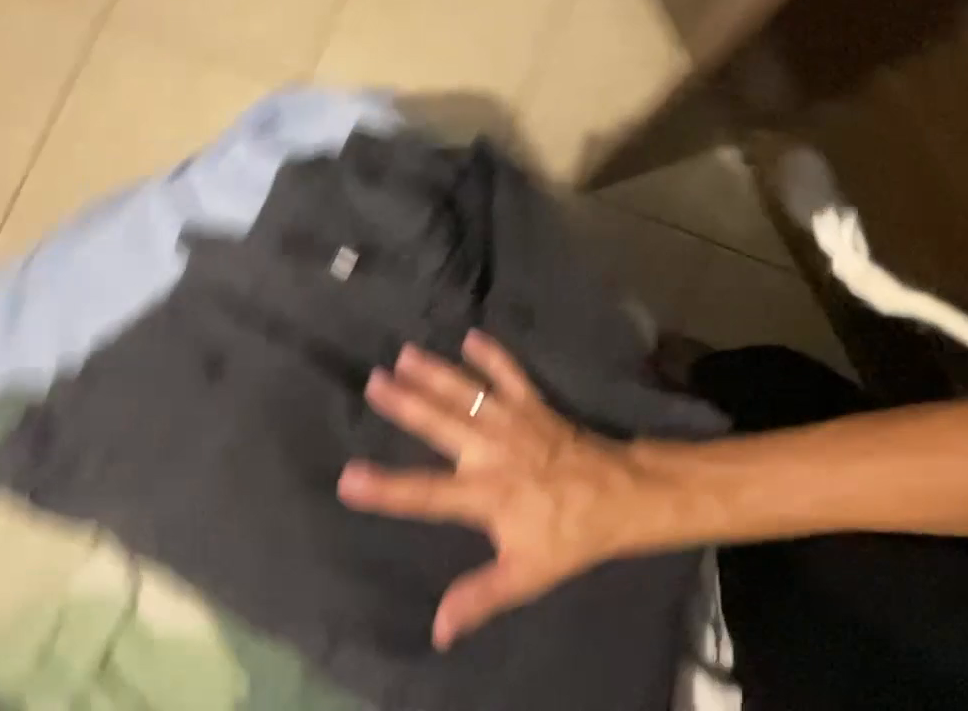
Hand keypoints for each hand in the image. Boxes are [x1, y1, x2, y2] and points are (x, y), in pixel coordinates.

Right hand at [337, 330, 654, 648]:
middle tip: (373, 381)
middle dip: (405, 403)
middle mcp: (491, 450)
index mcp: (484, 493)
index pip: (425, 493)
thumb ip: (480, 597)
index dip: (385, 488)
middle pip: (440, 423)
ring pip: (466, 393)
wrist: (620, 496)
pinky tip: (472, 336)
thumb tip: (438, 631)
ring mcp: (513, 421)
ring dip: (436, 373)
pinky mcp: (534, 404)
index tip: (347, 478)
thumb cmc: (569, 536)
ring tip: (405, 355)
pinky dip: (493, 355)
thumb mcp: (526, 575)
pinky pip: (510, 374)